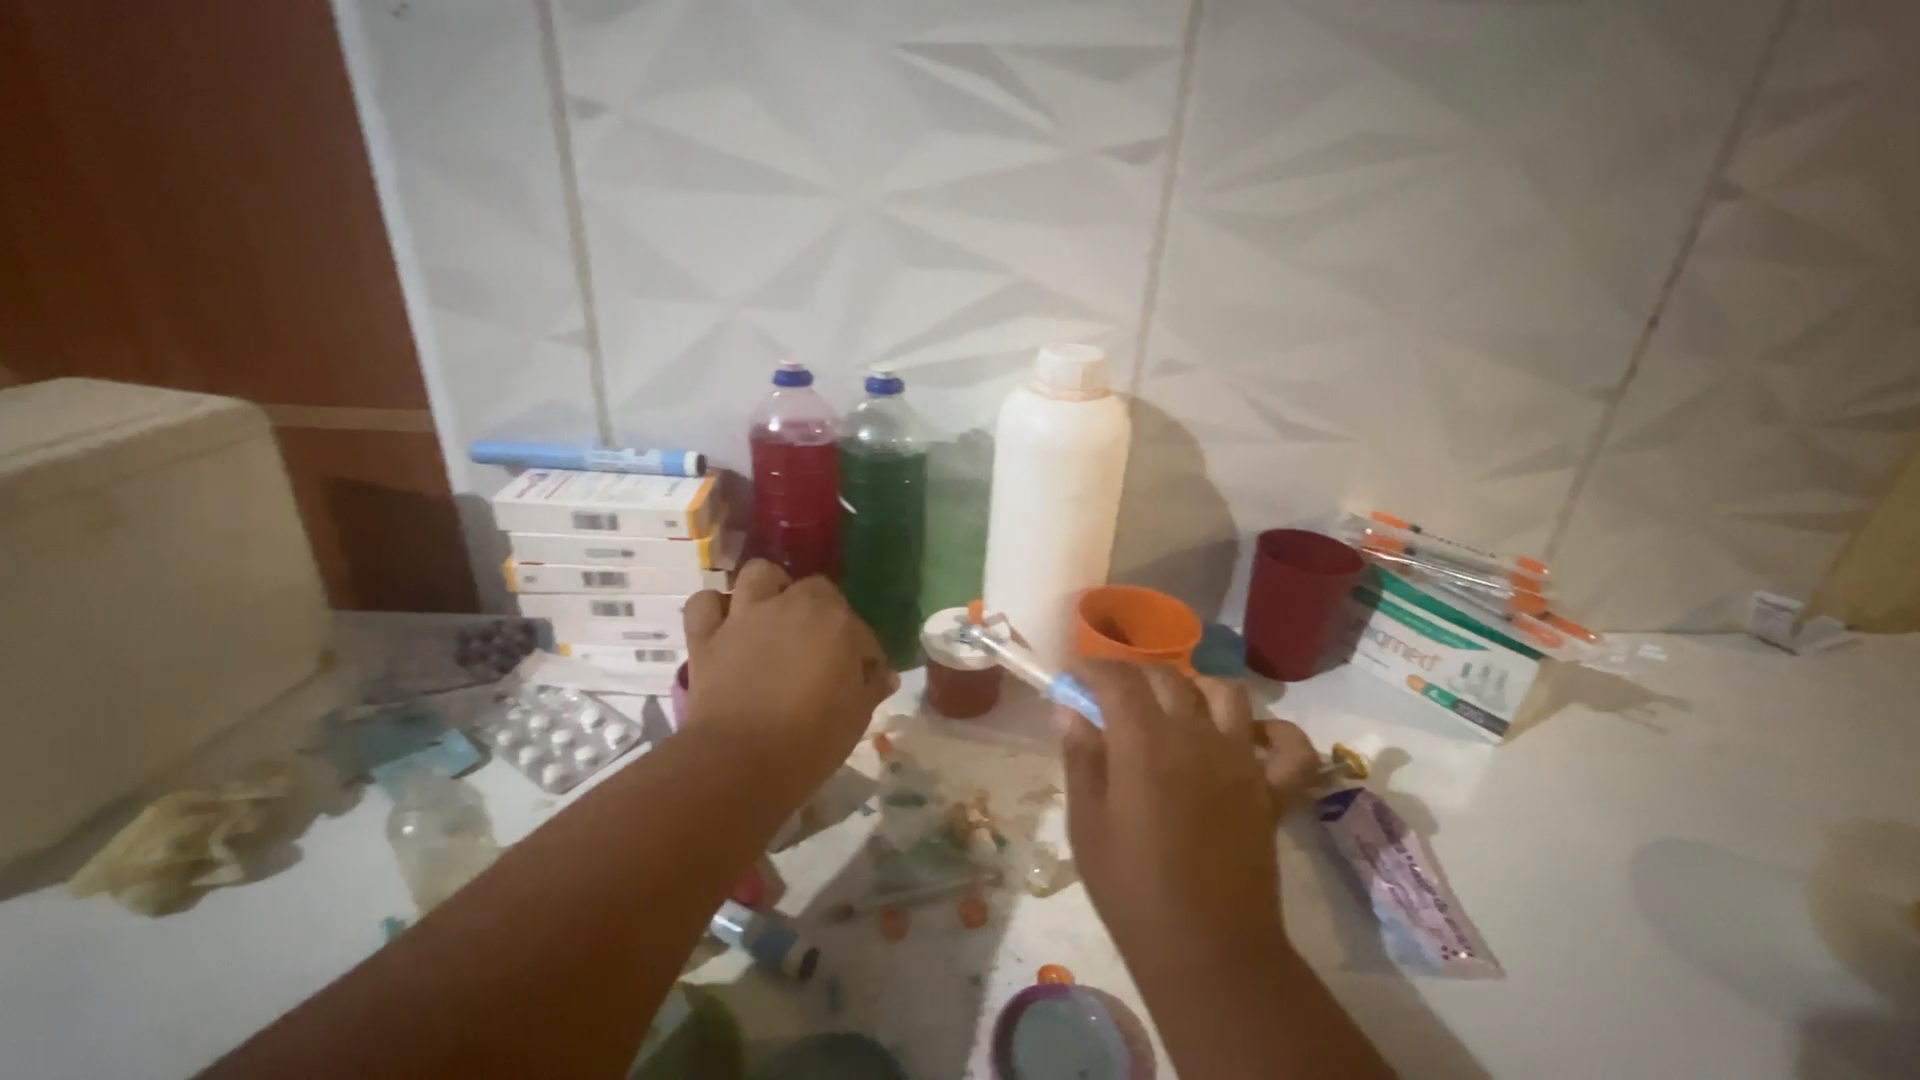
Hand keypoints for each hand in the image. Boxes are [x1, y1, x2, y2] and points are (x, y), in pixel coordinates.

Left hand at [681, 560, 893, 795]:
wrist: (741, 762)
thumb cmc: (811, 741)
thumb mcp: (857, 717)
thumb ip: (870, 687)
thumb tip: (883, 676)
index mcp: (837, 623)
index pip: (861, 630)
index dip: (864, 653)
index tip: (863, 677)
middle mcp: (792, 605)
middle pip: (815, 589)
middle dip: (822, 610)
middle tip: (820, 645)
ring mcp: (746, 616)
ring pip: (759, 574)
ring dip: (769, 589)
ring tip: (774, 616)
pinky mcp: (707, 635)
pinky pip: (705, 603)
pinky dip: (715, 609)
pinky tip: (725, 626)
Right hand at [1059, 663, 1319, 977]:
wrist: (1205, 947)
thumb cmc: (1131, 888)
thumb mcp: (1086, 824)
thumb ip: (1080, 759)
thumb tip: (1070, 709)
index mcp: (1143, 742)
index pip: (1117, 679)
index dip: (1092, 669)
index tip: (1074, 678)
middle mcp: (1195, 735)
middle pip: (1168, 678)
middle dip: (1135, 677)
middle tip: (1114, 699)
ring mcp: (1240, 760)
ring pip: (1226, 693)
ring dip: (1196, 689)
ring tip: (1176, 710)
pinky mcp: (1272, 790)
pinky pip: (1290, 747)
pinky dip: (1276, 732)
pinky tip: (1252, 737)